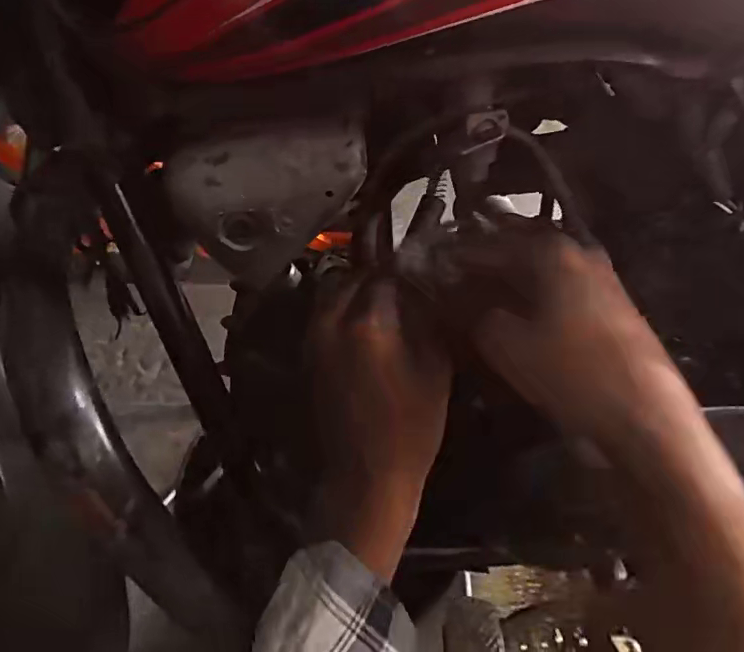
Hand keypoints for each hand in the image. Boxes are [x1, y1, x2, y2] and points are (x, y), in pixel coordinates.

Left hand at [307, 275, 451, 579]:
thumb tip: (420, 288)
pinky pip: (326, 314)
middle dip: (377, 274)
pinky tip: (366, 322)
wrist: (365, 477)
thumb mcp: (435, 368)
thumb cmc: (411, 427)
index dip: (403, 266)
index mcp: (368, 322)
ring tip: (384, 299)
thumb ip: (426, 319)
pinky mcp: (308, 353)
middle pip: (354, 277)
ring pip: (335, 292)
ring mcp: (315, 337)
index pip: (384, 272)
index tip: (418, 265)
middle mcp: (333, 321)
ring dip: (358, 289)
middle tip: (401, 280)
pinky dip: (344, 308)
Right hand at [427, 227, 670, 443]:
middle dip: (486, 255)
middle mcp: (579, 253)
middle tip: (455, 267)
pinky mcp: (612, 306)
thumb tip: (459, 297)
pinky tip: (518, 309)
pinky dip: (533, 290)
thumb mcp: (509, 346)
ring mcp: (601, 278)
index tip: (434, 262)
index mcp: (552, 252)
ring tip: (480, 287)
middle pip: (520, 245)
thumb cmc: (574, 374)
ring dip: (509, 273)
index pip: (492, 243)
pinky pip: (560, 285)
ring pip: (541, 266)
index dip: (459, 254)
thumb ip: (477, 314)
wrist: (649, 420)